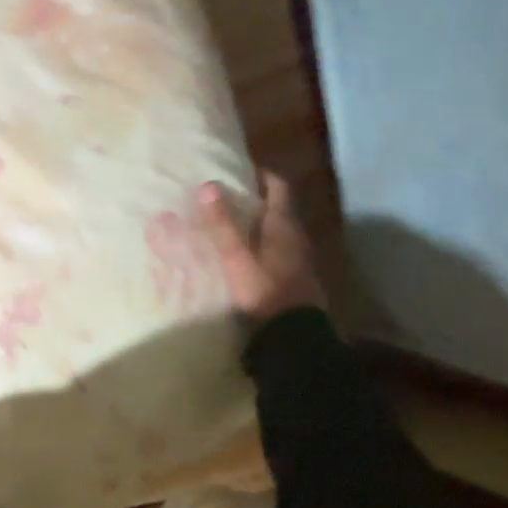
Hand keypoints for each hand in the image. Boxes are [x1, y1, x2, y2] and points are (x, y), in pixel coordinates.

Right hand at [198, 171, 326, 324]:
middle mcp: (297, 238)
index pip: (279, 188)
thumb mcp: (237, 257)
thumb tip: (208, 185)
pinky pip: (278, 257)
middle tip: (230, 201)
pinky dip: (262, 252)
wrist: (292, 335)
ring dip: (259, 229)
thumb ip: (223, 224)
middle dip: (257, 203)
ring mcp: (299, 262)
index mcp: (284, 226)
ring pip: (279, 235)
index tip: (242, 171)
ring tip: (232, 230)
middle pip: (279, 211)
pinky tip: (245, 261)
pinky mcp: (295, 282)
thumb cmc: (264, 291)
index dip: (263, 176)